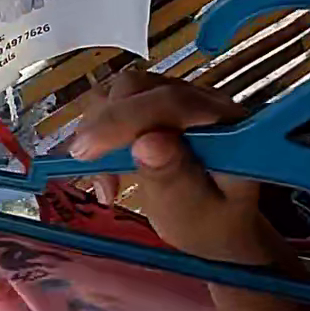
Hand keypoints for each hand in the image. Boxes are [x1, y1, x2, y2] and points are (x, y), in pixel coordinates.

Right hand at [67, 70, 280, 265]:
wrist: (219, 219)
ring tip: (104, 178)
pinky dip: (97, 133)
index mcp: (224, 122)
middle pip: (138, 88)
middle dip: (104, 124)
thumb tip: (146, 143)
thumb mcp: (197, 215)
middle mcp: (199, 99)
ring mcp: (174, 98)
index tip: (86, 152)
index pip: (171, 102)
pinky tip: (103, 169)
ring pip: (119, 93)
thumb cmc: (212, 221)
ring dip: (97, 130)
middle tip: (85, 164)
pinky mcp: (152, 104)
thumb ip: (175, 179)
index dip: (124, 120)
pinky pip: (113, 104)